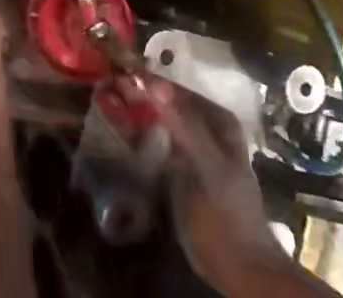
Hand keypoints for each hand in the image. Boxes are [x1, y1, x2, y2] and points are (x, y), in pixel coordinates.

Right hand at [115, 78, 295, 291]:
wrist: (236, 265)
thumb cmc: (225, 211)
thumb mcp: (206, 163)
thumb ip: (184, 123)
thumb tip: (155, 84)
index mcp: (217, 118)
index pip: (176, 89)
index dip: (147, 82)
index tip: (116, 77)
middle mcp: (205, 127)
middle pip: (166, 105)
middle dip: (138, 99)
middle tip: (106, 95)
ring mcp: (191, 150)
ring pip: (158, 124)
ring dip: (135, 118)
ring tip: (107, 113)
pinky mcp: (179, 172)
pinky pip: (155, 146)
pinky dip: (138, 140)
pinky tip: (120, 141)